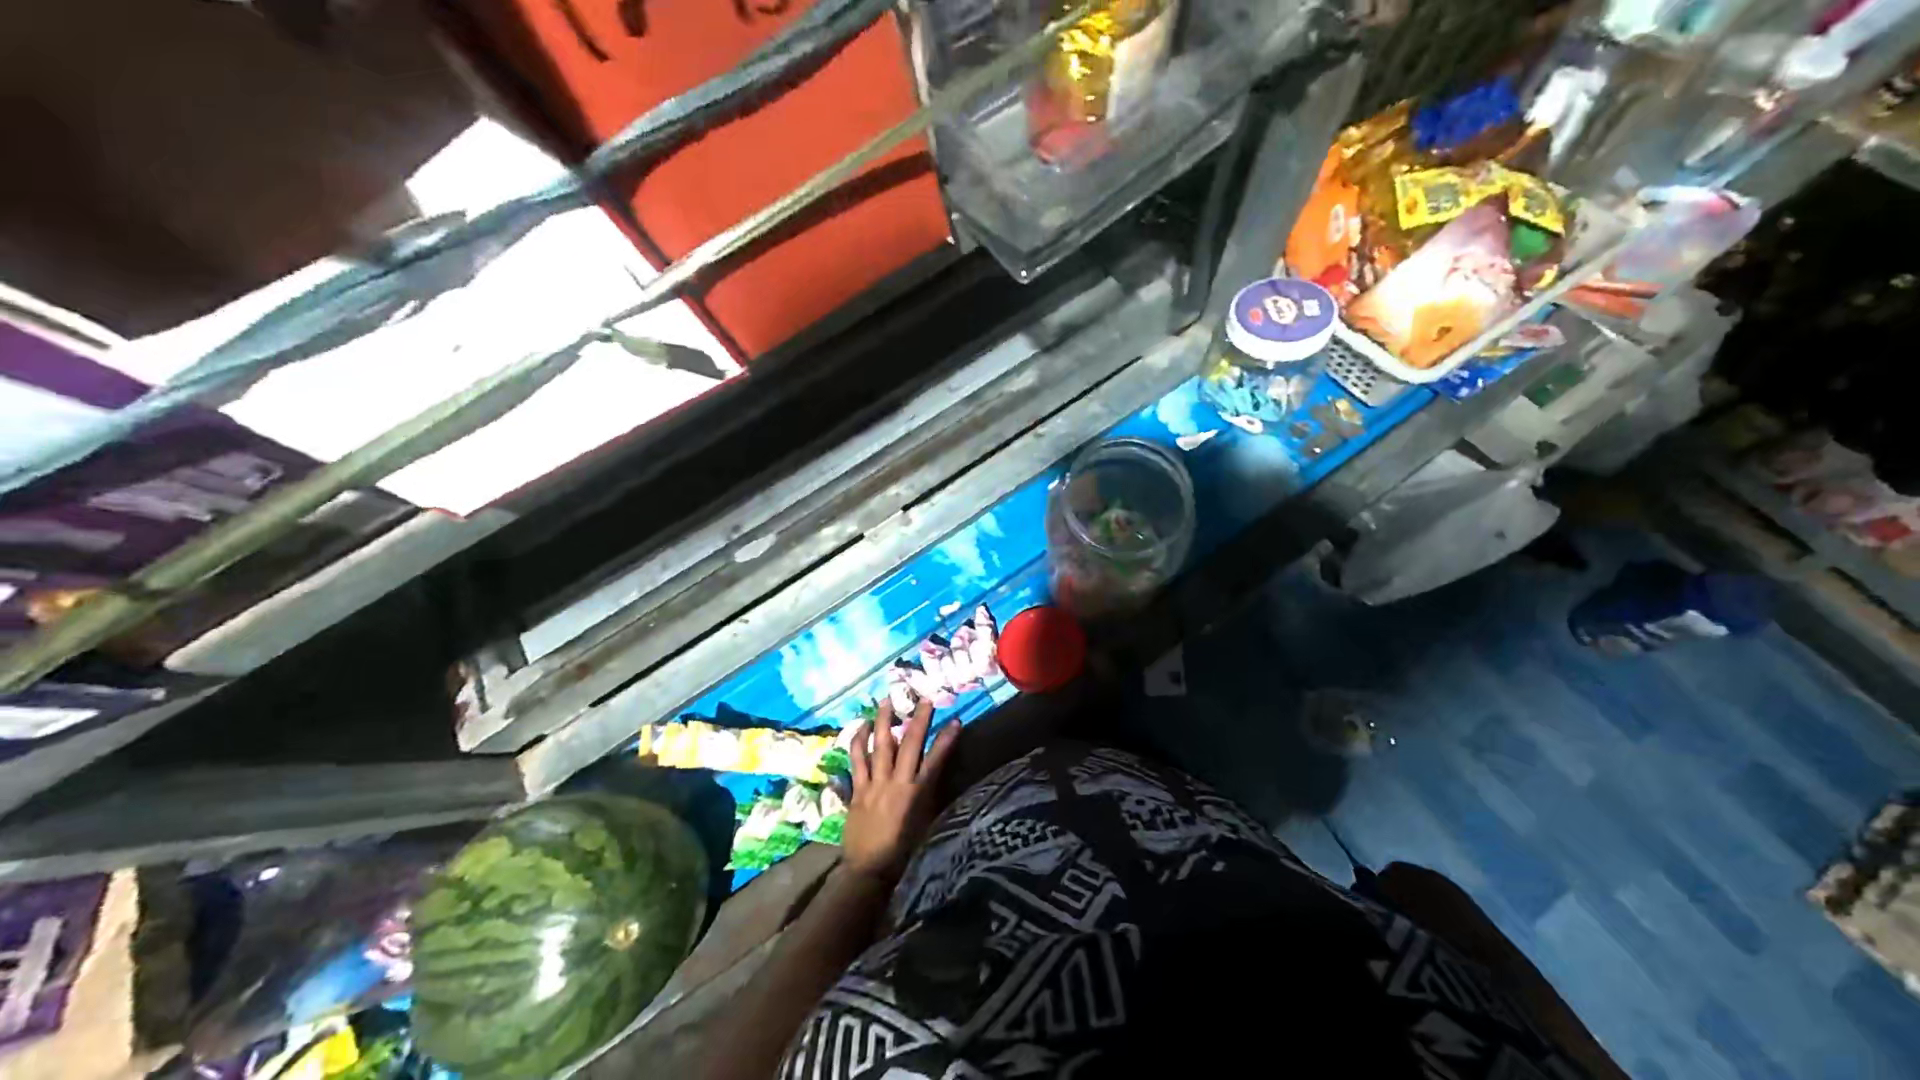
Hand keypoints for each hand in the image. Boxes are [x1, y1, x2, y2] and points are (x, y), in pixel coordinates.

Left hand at [842, 699, 958, 882]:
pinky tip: (862, 726)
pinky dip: (859, 741)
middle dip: (919, 720)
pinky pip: (857, 760)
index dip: (946, 740)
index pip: (936, 760)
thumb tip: (936, 773)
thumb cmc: (904, 852)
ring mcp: (875, 784)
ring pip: (881, 745)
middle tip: (925, 698)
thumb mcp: (926, 824)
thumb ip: (930, 797)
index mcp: (918, 794)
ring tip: (888, 700)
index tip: (956, 721)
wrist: (869, 871)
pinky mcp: (858, 789)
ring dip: (885, 721)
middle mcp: (897, 784)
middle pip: (910, 744)